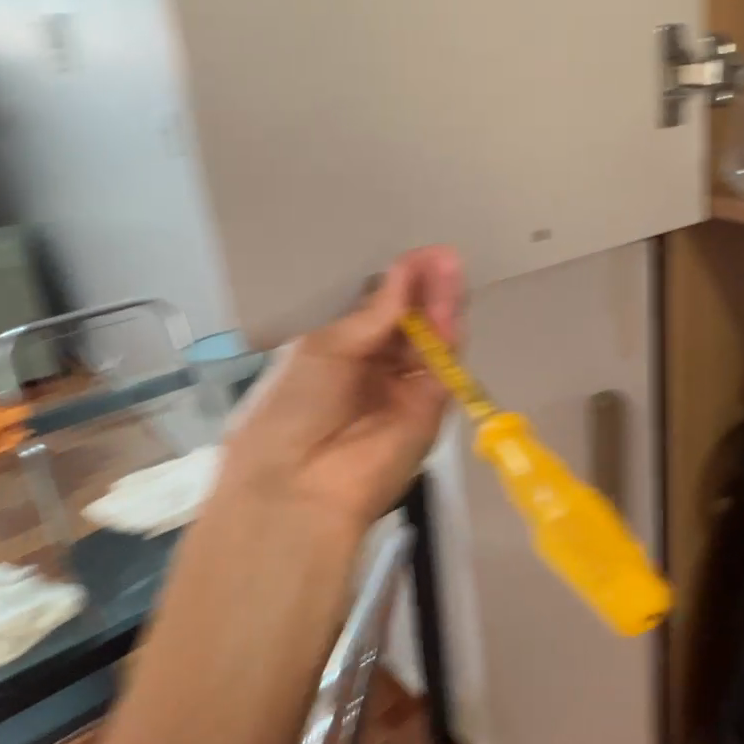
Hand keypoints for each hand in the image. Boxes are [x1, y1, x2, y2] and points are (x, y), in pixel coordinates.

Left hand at [221, 246, 464, 524]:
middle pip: (410, 322)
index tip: (420, 257)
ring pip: (432, 339)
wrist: (300, 486)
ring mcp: (406, 389)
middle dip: (426, 288)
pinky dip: (449, 333)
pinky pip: (444, 365)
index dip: (399, 285)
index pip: (379, 312)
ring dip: (442, 303)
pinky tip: (450, 302)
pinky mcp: (432, 408)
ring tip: (451, 266)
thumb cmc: (291, 409)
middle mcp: (375, 370)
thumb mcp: (323, 349)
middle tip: (443, 256)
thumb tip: (405, 273)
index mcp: (338, 354)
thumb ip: (374, 314)